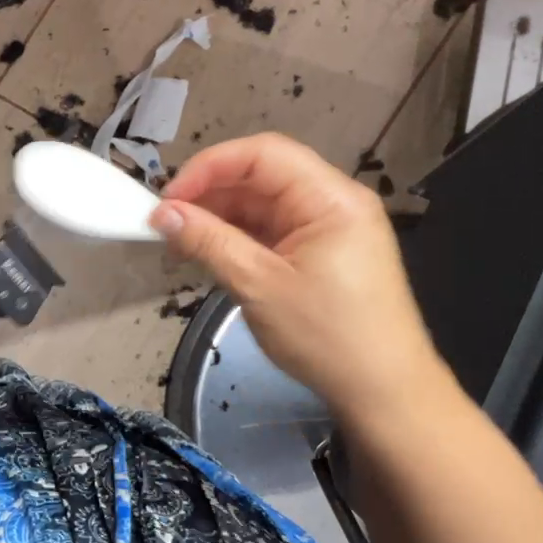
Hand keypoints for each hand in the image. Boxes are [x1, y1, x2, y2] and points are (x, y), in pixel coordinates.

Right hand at [149, 133, 444, 415]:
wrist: (381, 388)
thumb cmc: (327, 335)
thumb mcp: (258, 286)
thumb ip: (209, 242)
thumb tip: (161, 214)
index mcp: (331, 199)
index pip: (262, 154)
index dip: (208, 167)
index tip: (168, 201)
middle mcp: (331, 202)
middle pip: (259, 174)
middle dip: (207, 192)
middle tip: (164, 224)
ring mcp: (324, 227)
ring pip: (258, 202)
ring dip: (215, 216)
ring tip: (178, 244)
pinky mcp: (315, 251)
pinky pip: (266, 228)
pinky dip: (232, 235)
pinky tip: (205, 253)